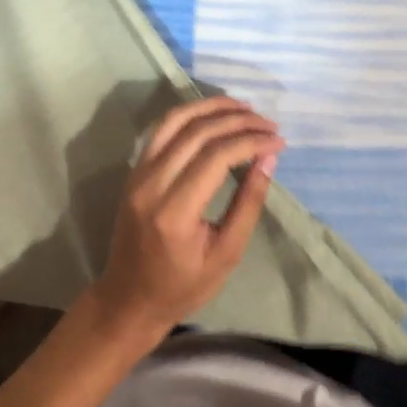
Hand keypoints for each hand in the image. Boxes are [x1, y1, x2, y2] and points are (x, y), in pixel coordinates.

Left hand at [87, 97, 285, 336]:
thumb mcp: (225, 254)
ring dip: (211, 107)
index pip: (216, 157)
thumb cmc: (182, 286)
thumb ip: (247, 204)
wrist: (129, 299)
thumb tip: (268, 158)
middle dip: (237, 121)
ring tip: (243, 107)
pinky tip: (213, 116)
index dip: (250, 141)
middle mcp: (151, 184)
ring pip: (175, 121)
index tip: (278, 140)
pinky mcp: (134, 171)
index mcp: (174, 212)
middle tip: (268, 122)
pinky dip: (189, 115)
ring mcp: (138, 174)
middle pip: (197, 133)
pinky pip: (161, 130)